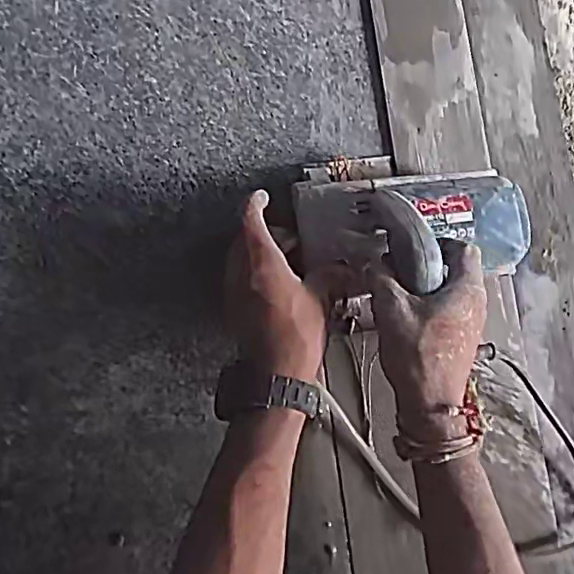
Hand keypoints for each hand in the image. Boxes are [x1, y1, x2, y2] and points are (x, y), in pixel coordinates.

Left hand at [224, 190, 329, 382]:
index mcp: (263, 264)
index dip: (255, 205)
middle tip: (288, 237)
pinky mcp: (234, 309)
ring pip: (240, 259)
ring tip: (286, 261)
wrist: (276, 375)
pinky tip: (278, 284)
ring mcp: (234, 292)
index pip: (251, 222)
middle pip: (244, 239)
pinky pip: (240, 279)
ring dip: (259, 253)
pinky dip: (255, 272)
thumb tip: (339, 271)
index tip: (261, 198)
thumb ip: (327, 277)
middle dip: (264, 232)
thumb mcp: (318, 300)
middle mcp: (242, 274)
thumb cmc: (296, 339)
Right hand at [369, 240, 487, 440]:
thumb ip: (380, 278)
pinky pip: (445, 308)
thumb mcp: (391, 310)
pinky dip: (426, 305)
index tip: (411, 246)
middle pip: (453, 268)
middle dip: (424, 265)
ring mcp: (470, 321)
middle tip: (398, 268)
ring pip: (448, 289)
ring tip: (397, 292)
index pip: (462, 246)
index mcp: (468, 289)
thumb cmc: (419, 360)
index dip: (435, 241)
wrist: (430, 405)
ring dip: (423, 286)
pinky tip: (403, 315)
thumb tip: (371, 262)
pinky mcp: (460, 337)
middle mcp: (476, 303)